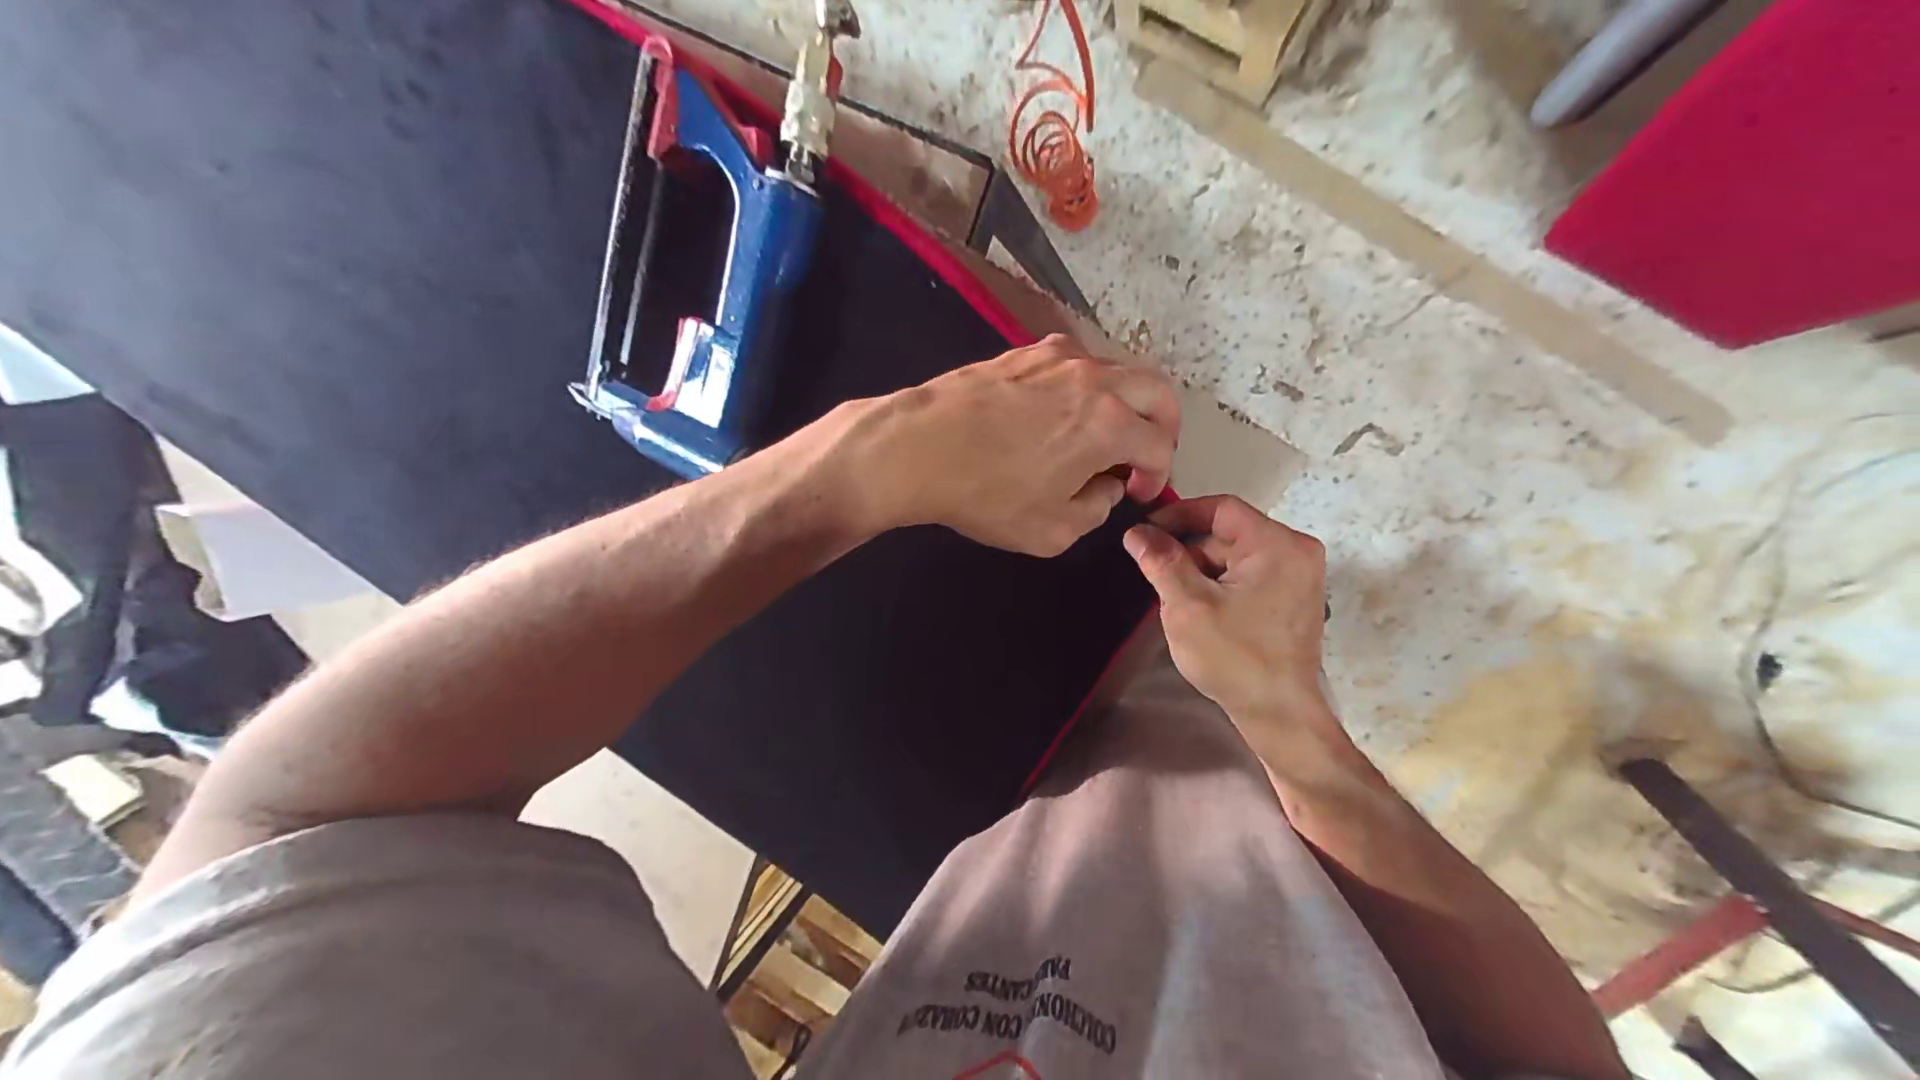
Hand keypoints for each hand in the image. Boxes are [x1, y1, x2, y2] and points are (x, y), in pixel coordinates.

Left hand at [850, 335, 1178, 555]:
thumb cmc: (986, 495)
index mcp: (1110, 424)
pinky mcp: (1025, 352)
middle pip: (1156, 392)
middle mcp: (1094, 379)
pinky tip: (1060, 411)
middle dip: (1161, 427)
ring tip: (1100, 434)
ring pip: (1117, 370)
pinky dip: (1087, 386)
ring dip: (1125, 402)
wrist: (917, 447)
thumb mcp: (1052, 530)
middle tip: (1141, 455)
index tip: (1135, 492)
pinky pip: (1076, 362)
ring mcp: (1058, 357)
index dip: (1157, 475)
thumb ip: (1096, 510)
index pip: (1160, 445)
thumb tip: (1107, 487)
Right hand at [1121, 495, 1328, 721]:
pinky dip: (1218, 583)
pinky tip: (1196, 607)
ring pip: (1234, 555)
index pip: (1221, 508)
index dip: (1178, 514)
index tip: (1144, 533)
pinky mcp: (1291, 598)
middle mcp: (1296, 552)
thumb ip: (1161, 561)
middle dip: (1187, 549)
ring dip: (1200, 568)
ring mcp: (1297, 576)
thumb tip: (1135, 531)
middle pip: (1227, 533)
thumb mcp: (1187, 605)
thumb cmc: (1234, 657)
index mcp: (1278, 545)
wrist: (1279, 714)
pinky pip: (1247, 574)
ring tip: (1171, 594)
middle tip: (1152, 570)